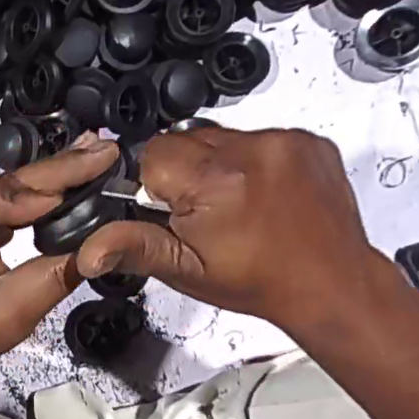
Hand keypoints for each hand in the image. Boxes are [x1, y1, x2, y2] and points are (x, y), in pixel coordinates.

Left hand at [0, 133, 119, 383]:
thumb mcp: (15, 310)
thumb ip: (56, 275)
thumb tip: (99, 247)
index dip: (23, 193)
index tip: (62, 198)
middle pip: (1, 180)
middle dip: (52, 172)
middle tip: (98, 154)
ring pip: (12, 185)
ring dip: (54, 176)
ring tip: (94, 160)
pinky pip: (16, 199)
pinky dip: (46, 192)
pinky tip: (75, 180)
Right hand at [76, 127, 396, 327]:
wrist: (329, 283)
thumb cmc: (263, 281)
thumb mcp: (186, 272)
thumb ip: (134, 249)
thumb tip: (90, 249)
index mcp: (214, 183)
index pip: (152, 152)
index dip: (153, 184)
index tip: (171, 209)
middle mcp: (251, 152)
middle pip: (185, 138)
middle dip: (184, 173)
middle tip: (205, 214)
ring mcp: (283, 142)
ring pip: (220, 136)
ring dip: (217, 166)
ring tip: (235, 207)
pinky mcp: (304, 140)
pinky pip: (257, 138)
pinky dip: (251, 162)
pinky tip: (260, 195)